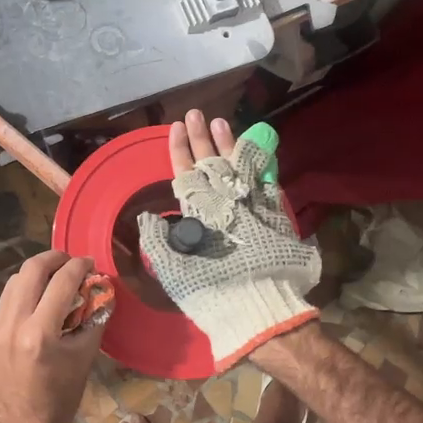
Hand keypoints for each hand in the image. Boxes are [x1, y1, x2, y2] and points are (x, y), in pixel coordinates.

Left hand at [0, 250, 105, 422]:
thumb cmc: (62, 397)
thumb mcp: (85, 356)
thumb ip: (93, 318)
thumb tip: (100, 288)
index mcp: (40, 334)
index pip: (61, 282)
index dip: (78, 266)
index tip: (89, 262)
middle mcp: (11, 327)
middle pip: (30, 271)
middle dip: (52, 259)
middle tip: (69, 261)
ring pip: (13, 284)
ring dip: (34, 276)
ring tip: (52, 280)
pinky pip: (4, 306)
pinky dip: (22, 300)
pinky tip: (34, 310)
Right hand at [138, 110, 321, 369]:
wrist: (259, 308)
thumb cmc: (211, 293)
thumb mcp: (174, 271)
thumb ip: (158, 241)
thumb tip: (148, 218)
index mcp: (198, 213)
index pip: (185, 172)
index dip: (179, 150)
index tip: (176, 127)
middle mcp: (224, 202)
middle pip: (210, 162)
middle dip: (200, 137)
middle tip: (195, 114)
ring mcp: (251, 206)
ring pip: (237, 165)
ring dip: (227, 143)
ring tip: (220, 122)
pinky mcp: (274, 216)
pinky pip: (263, 182)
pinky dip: (257, 164)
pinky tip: (254, 151)